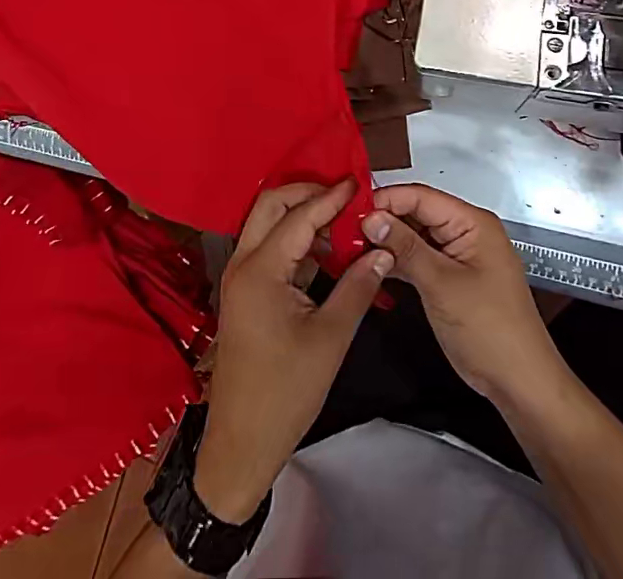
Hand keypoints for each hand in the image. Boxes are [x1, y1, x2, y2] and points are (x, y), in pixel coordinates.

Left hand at [195, 181, 392, 521]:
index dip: (331, 197)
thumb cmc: (287, 391)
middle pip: (271, 206)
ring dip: (302, 217)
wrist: (243, 439)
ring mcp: (239, 278)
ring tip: (343, 224)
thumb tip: (382, 251)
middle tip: (346, 198)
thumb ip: (357, 287)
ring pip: (267, 226)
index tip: (359, 184)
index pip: (299, 216)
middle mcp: (242, 264)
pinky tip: (326, 254)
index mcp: (260, 271)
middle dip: (307, 194)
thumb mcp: (332, 337)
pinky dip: (296, 243)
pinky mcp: (244, 293)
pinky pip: (269, 250)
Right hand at [361, 184, 564, 405]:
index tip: (351, 211)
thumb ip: (405, 247)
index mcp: (472, 223)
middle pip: (415, 213)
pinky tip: (368, 265)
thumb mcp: (441, 283)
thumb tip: (372, 218)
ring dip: (385, 241)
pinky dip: (395, 261)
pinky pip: (417, 257)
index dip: (385, 199)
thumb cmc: (490, 329)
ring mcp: (456, 255)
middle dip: (382, 220)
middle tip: (344, 230)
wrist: (517, 380)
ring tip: (348, 247)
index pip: (420, 196)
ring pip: (413, 236)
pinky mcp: (448, 276)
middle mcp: (464, 231)